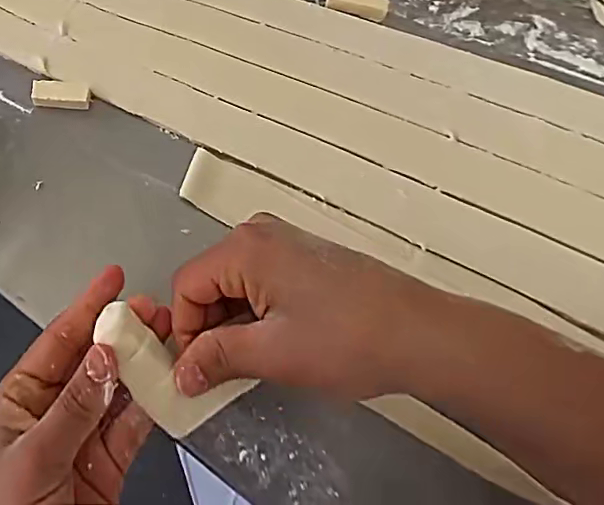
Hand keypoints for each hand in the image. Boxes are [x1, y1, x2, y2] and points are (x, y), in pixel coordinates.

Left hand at [0, 265, 172, 504]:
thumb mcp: (33, 458)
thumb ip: (71, 408)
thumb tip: (103, 355)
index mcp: (22, 398)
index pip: (59, 339)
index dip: (87, 305)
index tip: (112, 277)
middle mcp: (53, 410)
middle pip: (92, 360)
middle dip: (121, 331)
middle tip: (153, 308)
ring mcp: (81, 439)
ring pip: (116, 390)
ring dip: (141, 364)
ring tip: (167, 337)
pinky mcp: (105, 468)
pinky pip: (130, 428)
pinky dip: (150, 407)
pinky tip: (165, 385)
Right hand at [169, 213, 443, 401]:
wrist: (420, 334)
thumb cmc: (356, 335)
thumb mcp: (274, 355)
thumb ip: (218, 358)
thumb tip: (185, 369)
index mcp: (245, 247)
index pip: (186, 284)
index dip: (184, 330)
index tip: (194, 366)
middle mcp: (259, 233)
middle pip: (208, 280)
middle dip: (210, 327)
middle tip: (223, 370)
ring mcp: (281, 241)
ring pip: (232, 283)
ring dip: (234, 323)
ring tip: (259, 359)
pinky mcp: (299, 255)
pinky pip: (257, 280)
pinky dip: (255, 312)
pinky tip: (277, 342)